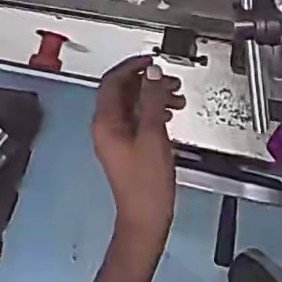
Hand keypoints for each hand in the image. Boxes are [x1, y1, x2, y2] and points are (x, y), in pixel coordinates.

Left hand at [94, 56, 185, 247]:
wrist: (146, 220)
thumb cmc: (146, 184)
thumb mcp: (152, 134)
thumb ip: (152, 99)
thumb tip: (152, 73)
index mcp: (106, 122)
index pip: (113, 81)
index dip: (132, 66)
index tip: (150, 60)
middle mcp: (107, 127)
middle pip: (124, 91)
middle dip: (148, 81)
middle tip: (169, 80)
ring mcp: (117, 138)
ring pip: (133, 104)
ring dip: (153, 96)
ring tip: (175, 97)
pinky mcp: (128, 147)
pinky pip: (138, 118)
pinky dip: (153, 111)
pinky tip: (169, 114)